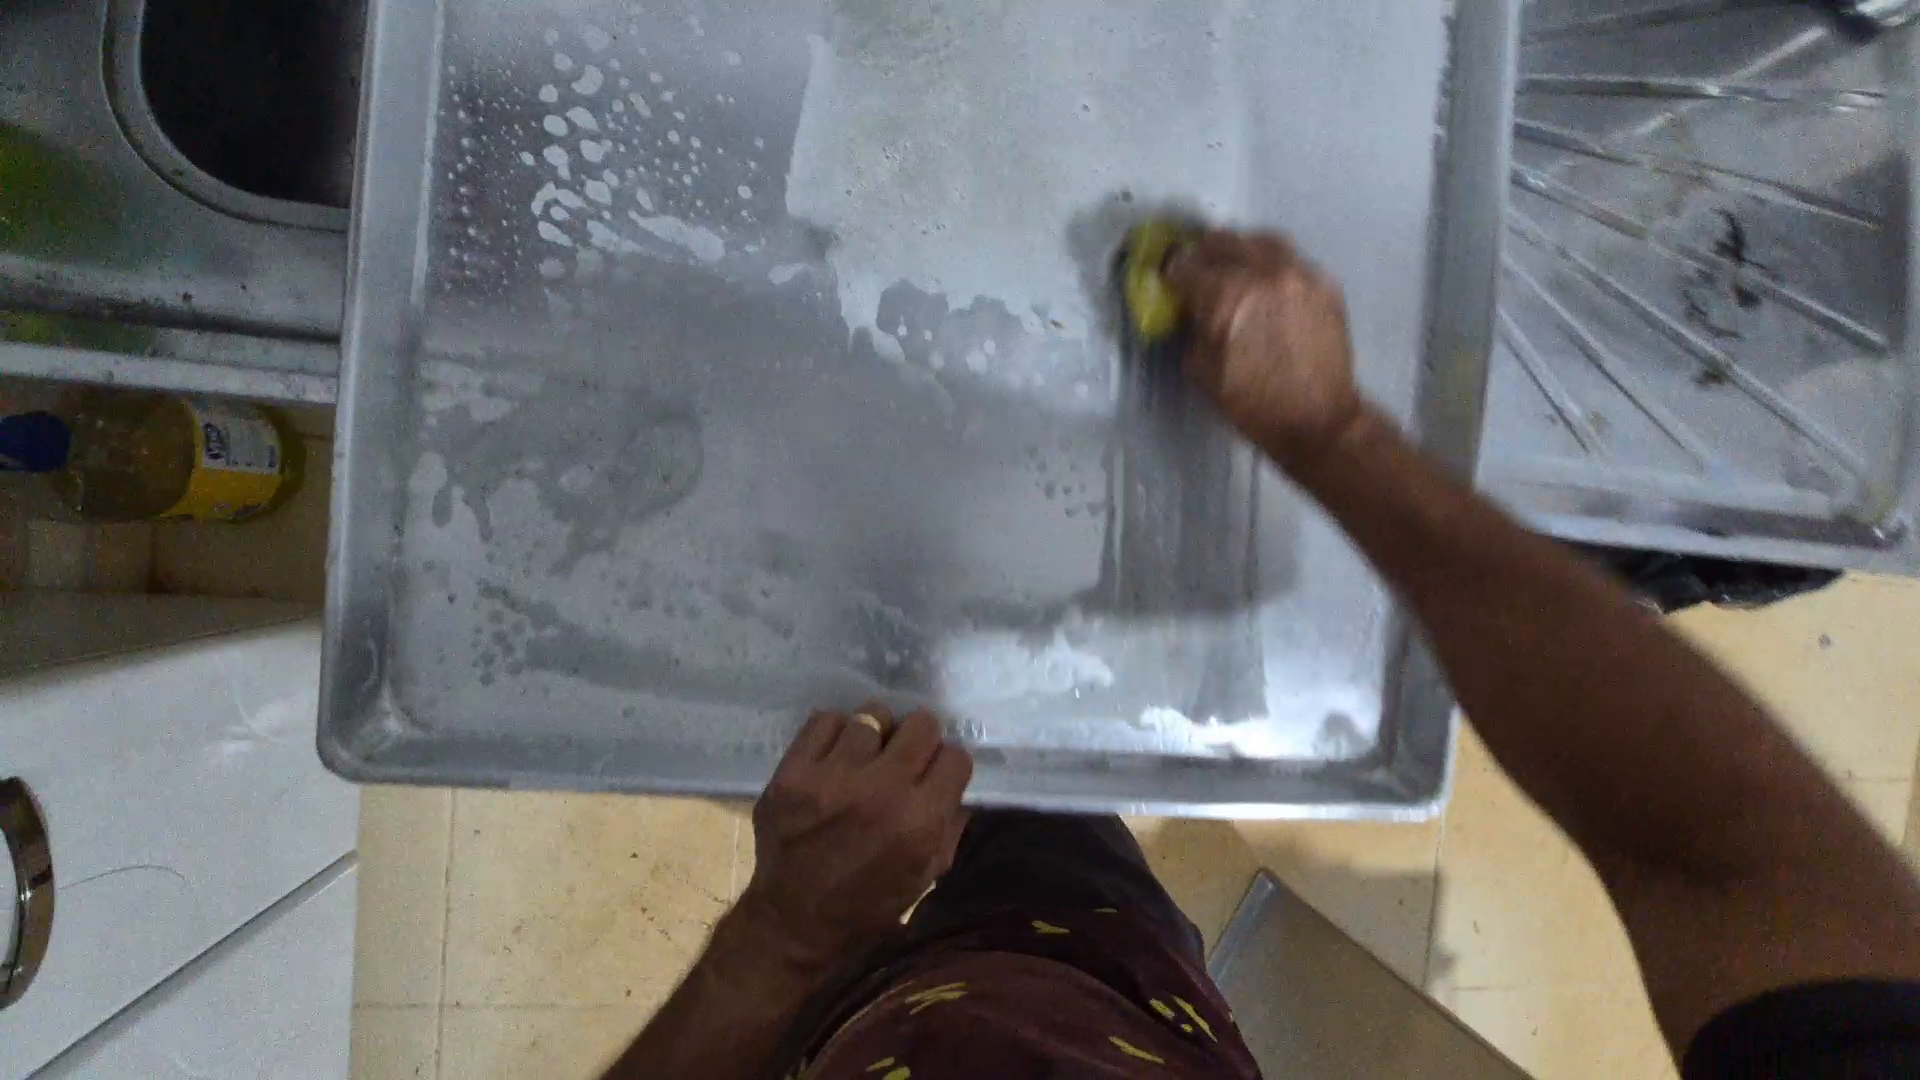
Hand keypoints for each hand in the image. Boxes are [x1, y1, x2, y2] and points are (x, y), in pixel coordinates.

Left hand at [735, 706, 972, 971]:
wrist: (795, 924)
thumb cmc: (870, 903)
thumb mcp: (928, 872)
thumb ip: (950, 818)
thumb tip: (955, 772)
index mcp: (919, 821)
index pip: (955, 756)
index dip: (947, 765)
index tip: (936, 773)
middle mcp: (879, 792)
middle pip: (921, 724)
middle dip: (919, 739)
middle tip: (905, 757)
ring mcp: (831, 779)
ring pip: (873, 715)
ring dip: (876, 735)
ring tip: (866, 757)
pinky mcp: (792, 774)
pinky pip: (826, 720)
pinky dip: (835, 734)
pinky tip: (836, 756)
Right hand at [1165, 229, 1363, 470]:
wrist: (1316, 418)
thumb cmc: (1251, 404)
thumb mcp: (1202, 371)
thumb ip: (1193, 330)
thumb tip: (1193, 312)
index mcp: (1226, 296)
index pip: (1187, 267)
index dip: (1172, 273)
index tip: (1168, 279)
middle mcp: (1263, 273)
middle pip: (1224, 242)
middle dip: (1203, 254)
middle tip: (1195, 268)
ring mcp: (1299, 273)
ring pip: (1261, 241)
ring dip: (1239, 250)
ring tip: (1231, 266)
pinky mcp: (1324, 283)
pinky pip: (1290, 259)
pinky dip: (1270, 264)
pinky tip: (1265, 283)